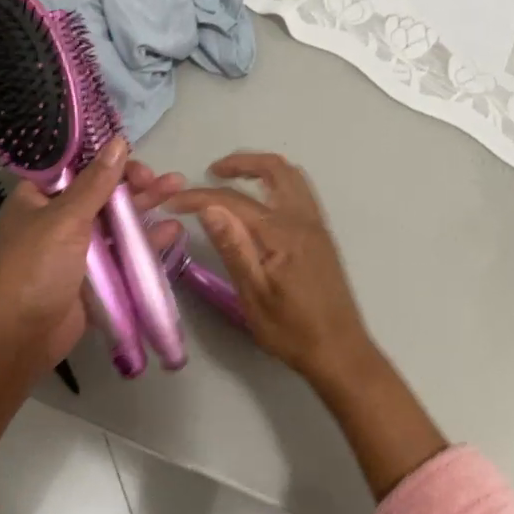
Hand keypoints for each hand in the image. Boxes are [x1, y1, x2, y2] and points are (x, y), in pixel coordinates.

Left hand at [0, 139, 185, 366]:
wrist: (19, 338)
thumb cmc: (33, 269)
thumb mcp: (64, 219)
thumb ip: (96, 183)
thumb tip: (118, 141)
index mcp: (37, 198)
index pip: (76, 167)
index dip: (106, 160)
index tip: (134, 159)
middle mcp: (56, 219)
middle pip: (101, 192)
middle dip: (134, 184)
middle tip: (165, 179)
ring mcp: (77, 248)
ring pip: (116, 221)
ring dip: (145, 207)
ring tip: (179, 191)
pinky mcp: (95, 276)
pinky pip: (123, 252)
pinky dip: (145, 241)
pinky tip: (172, 230)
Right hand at [167, 152, 374, 384]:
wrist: (340, 351)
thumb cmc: (292, 330)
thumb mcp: (254, 295)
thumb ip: (233, 247)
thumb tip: (210, 208)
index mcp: (282, 234)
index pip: (234, 200)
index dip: (200, 197)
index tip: (173, 202)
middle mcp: (303, 219)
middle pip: (274, 169)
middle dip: (240, 163)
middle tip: (210, 173)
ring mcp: (316, 225)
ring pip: (291, 176)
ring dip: (261, 169)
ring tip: (232, 181)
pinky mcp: (321, 235)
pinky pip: (299, 191)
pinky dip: (276, 183)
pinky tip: (260, 202)